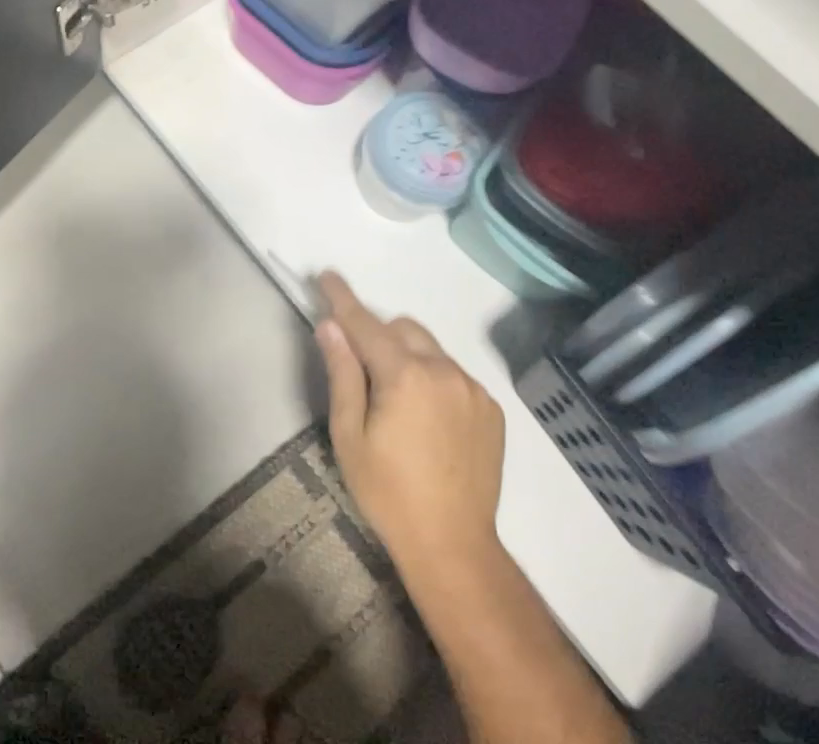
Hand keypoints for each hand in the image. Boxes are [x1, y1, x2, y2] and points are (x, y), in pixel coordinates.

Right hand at [314, 272, 505, 574]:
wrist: (452, 542)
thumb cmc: (386, 491)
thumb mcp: (349, 435)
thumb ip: (343, 374)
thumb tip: (331, 327)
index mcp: (405, 376)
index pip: (366, 324)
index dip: (342, 299)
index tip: (327, 276)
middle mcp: (445, 370)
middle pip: (403, 329)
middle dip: (377, 335)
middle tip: (359, 369)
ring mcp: (474, 389)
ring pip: (431, 350)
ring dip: (407, 357)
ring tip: (396, 403)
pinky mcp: (491, 409)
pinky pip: (455, 375)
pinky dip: (433, 380)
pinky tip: (427, 421)